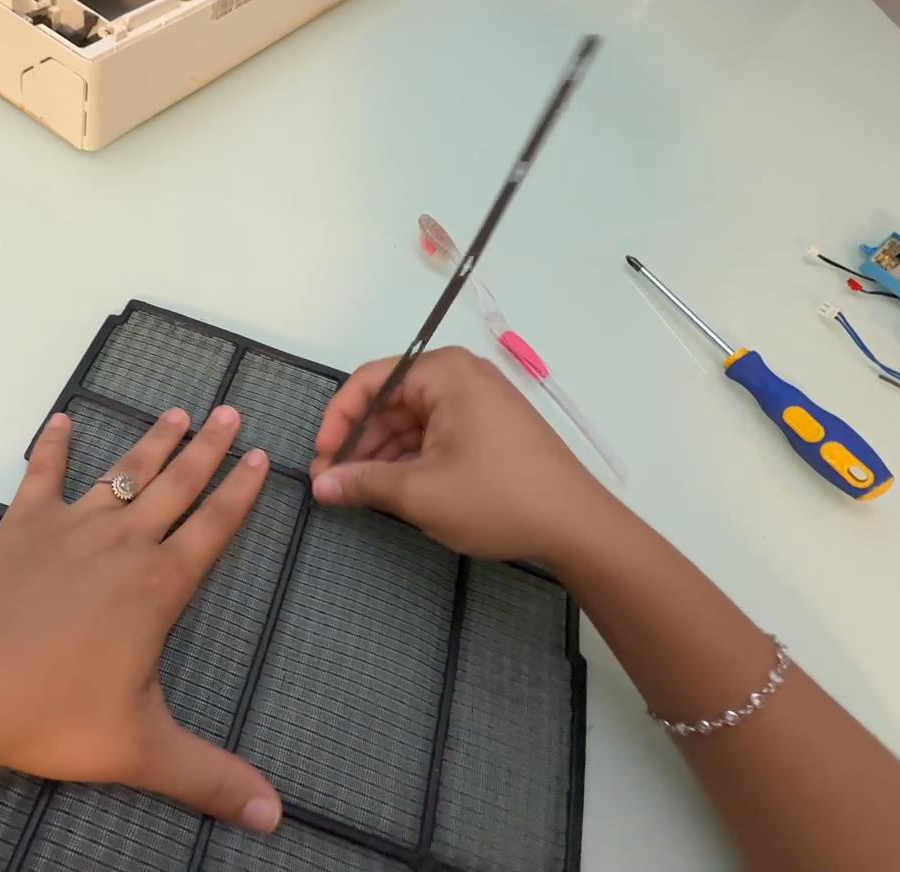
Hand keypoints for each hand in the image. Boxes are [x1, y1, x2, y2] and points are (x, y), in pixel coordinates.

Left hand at [0, 404, 281, 832]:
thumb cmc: (53, 711)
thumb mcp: (141, 750)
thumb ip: (210, 777)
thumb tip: (275, 815)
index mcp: (158, 584)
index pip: (214, 528)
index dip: (241, 493)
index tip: (261, 458)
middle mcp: (125, 542)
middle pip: (179, 484)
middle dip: (210, 448)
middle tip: (232, 412)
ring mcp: (74, 525)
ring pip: (126, 472)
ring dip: (154, 440)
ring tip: (178, 410)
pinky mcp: (26, 523)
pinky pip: (44, 475)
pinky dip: (53, 447)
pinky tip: (62, 420)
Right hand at [308, 346, 613, 562]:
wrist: (579, 527)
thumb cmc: (497, 497)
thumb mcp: (420, 492)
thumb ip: (362, 482)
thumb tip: (319, 485)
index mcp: (443, 373)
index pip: (369, 382)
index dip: (337, 421)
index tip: (320, 460)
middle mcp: (458, 376)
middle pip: (389, 402)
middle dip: (358, 443)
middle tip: (332, 484)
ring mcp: (475, 401)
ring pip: (409, 422)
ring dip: (380, 455)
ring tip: (355, 492)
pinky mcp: (486, 428)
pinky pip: (433, 434)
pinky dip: (409, 459)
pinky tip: (389, 488)